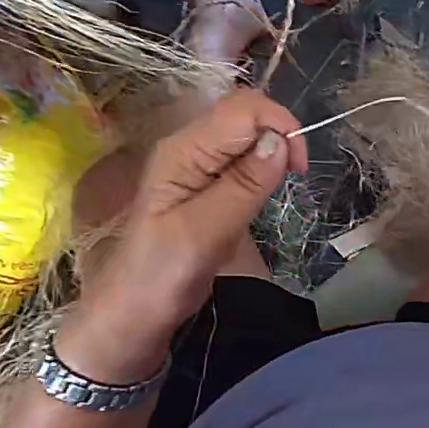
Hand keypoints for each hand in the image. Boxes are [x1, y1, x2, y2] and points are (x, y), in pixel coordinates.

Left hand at [63, 89, 306, 381]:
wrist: (130, 318)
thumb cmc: (159, 278)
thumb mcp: (204, 234)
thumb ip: (243, 186)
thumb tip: (280, 141)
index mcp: (184, 150)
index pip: (243, 108)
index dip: (280, 125)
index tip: (299, 169)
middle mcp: (189, 147)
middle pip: (245, 113)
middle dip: (279, 134)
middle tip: (294, 177)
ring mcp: (196, 166)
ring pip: (246, 135)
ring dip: (272, 151)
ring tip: (278, 189)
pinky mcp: (204, 185)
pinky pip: (241, 159)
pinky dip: (261, 168)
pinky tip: (261, 196)